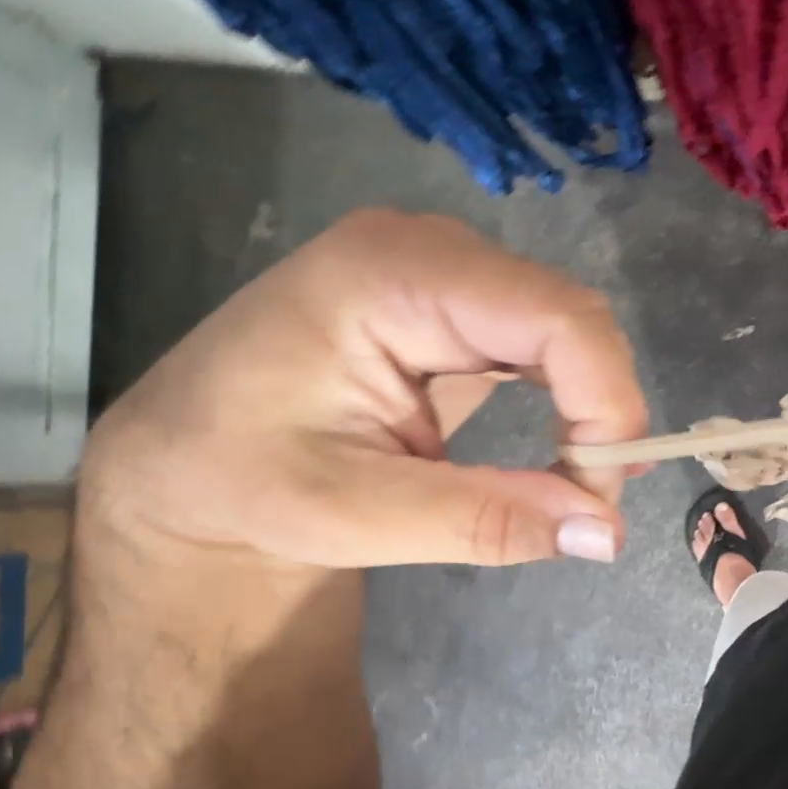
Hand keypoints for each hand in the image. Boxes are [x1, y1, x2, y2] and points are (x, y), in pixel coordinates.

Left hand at [81, 209, 648, 569]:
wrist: (181, 465)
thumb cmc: (239, 482)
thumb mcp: (354, 517)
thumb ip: (485, 521)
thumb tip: (606, 537)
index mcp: (390, 275)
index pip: (555, 317)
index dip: (605, 403)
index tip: (598, 495)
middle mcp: (427, 251)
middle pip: (572, 317)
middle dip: (602, 412)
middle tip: (590, 502)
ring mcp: (441, 271)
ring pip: (570, 328)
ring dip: (592, 408)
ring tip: (579, 482)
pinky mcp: (452, 305)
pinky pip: (545, 339)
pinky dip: (570, 397)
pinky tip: (566, 446)